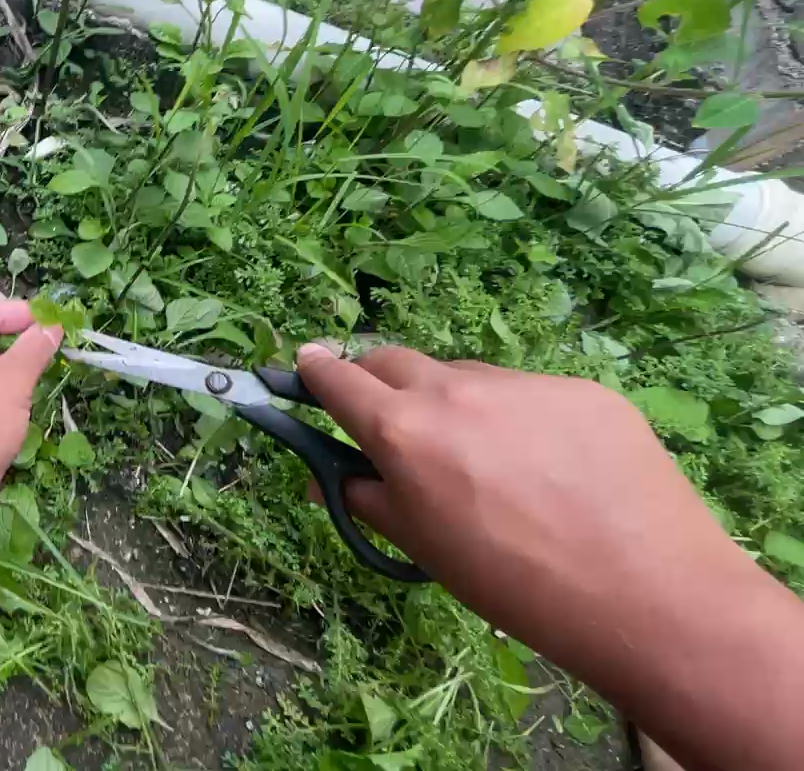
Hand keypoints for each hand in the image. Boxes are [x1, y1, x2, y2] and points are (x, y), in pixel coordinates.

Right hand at [295, 345, 780, 698]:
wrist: (656, 605)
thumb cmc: (509, 580)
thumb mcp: (414, 541)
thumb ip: (357, 494)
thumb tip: (322, 475)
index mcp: (398, 428)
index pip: (332, 375)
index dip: (312, 370)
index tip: (307, 366)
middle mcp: (450, 391)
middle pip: (388, 358)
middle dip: (376, 380)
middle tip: (394, 420)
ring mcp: (519, 385)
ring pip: (458, 375)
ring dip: (448, 399)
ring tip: (484, 454)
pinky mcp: (581, 391)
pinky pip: (523, 390)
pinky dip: (514, 414)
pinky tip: (545, 461)